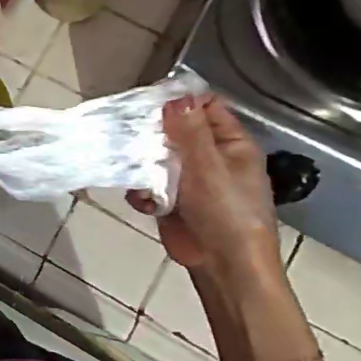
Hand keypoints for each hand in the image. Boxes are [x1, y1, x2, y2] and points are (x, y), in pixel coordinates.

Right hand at [129, 93, 278, 271]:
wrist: (223, 263)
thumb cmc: (226, 210)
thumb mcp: (209, 164)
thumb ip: (190, 130)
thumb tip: (176, 96)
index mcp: (230, 143)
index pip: (205, 107)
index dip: (180, 101)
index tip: (150, 101)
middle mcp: (209, 158)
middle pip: (175, 132)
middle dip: (153, 134)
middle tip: (130, 132)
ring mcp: (189, 181)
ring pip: (157, 160)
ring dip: (144, 166)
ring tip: (137, 173)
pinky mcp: (171, 203)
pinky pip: (149, 188)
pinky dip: (144, 193)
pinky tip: (146, 203)